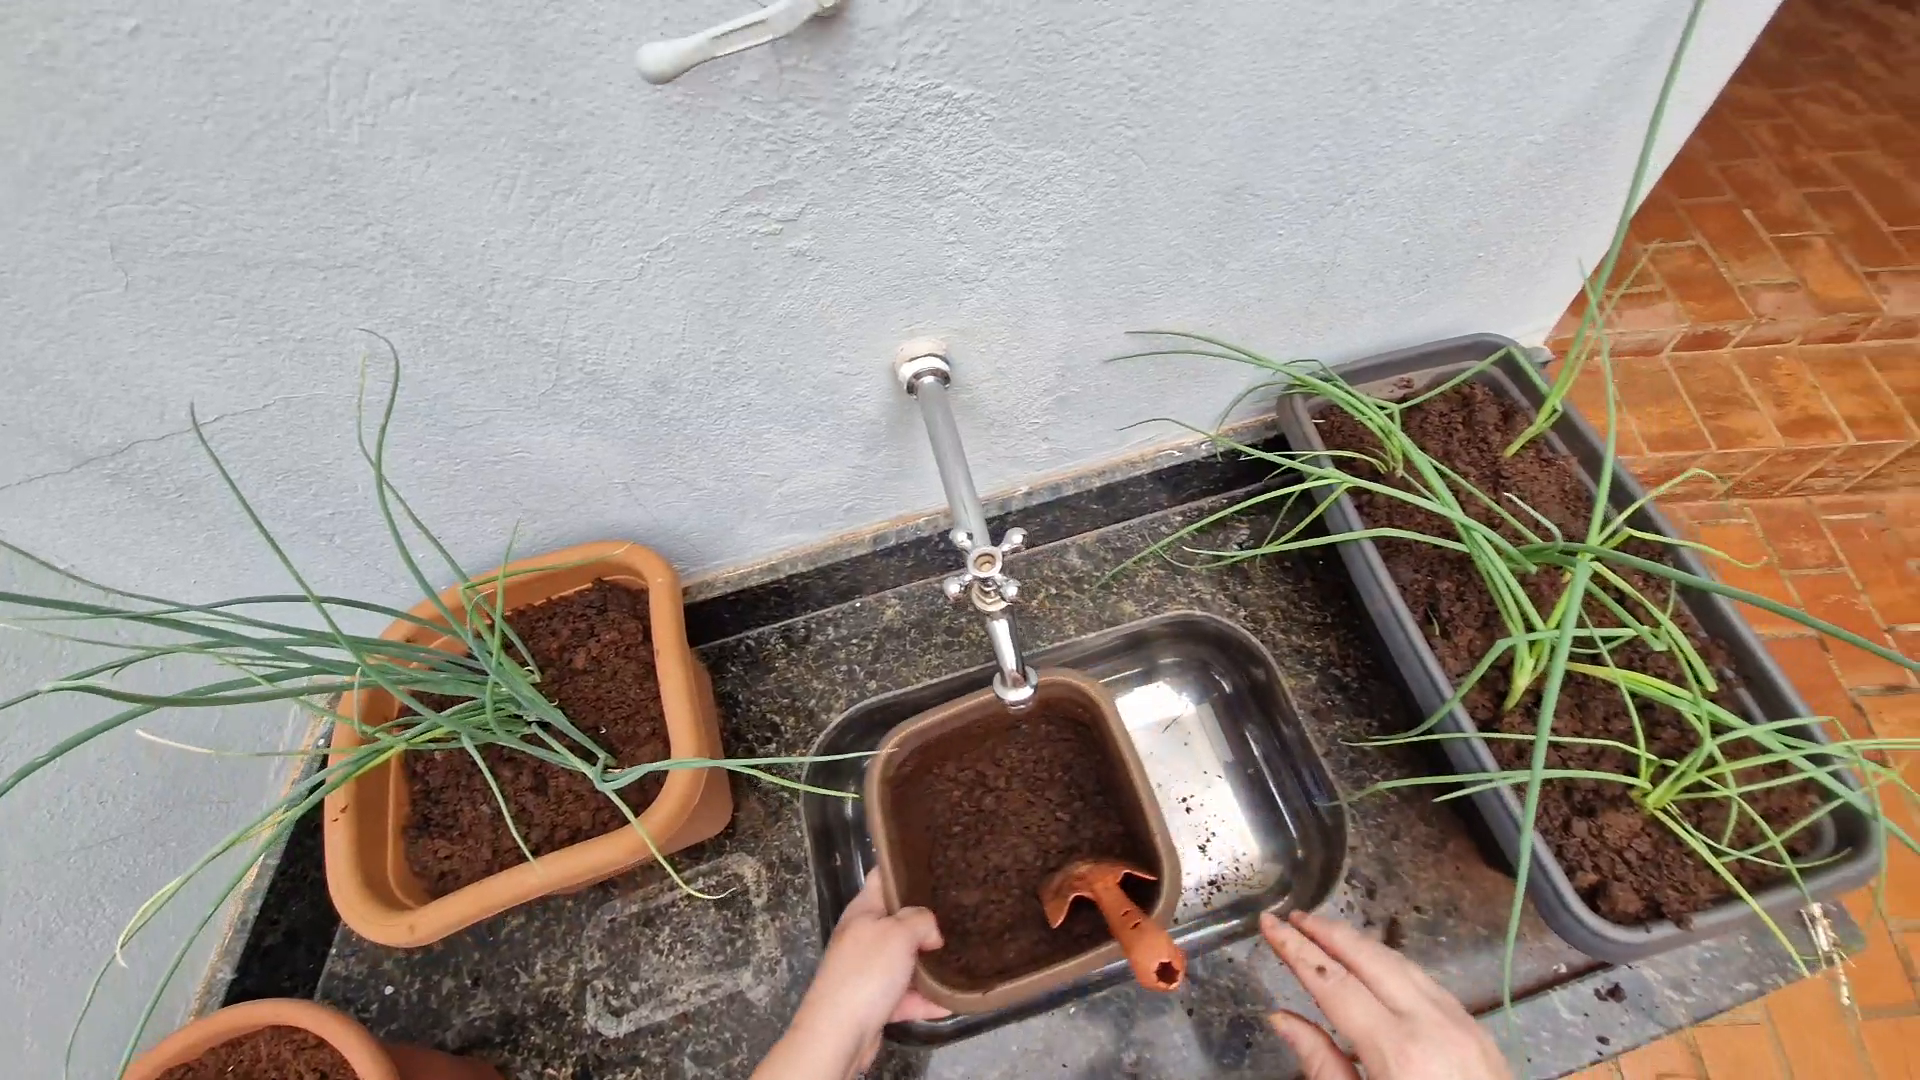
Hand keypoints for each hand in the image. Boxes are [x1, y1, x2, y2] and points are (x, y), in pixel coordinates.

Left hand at [753, 871, 948, 1079]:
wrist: (837, 1035)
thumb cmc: (865, 972)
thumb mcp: (898, 933)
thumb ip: (921, 920)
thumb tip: (932, 932)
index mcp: (863, 911)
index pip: (882, 877)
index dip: (904, 868)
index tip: (932, 865)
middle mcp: (863, 937)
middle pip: (897, 920)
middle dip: (925, 919)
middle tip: (956, 912)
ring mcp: (867, 971)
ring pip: (904, 960)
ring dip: (928, 962)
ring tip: (960, 955)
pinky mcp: (874, 1003)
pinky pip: (906, 996)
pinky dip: (926, 999)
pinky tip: (951, 1000)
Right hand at [1260, 910, 1509, 1079]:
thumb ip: (1322, 1065)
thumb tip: (1281, 1017)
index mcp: (1398, 1050)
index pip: (1333, 980)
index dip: (1296, 947)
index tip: (1269, 922)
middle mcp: (1432, 1024)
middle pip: (1368, 957)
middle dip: (1327, 931)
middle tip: (1293, 917)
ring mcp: (1463, 1024)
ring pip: (1399, 961)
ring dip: (1358, 942)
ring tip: (1325, 932)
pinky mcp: (1481, 1033)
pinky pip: (1426, 980)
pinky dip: (1390, 962)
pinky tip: (1374, 963)